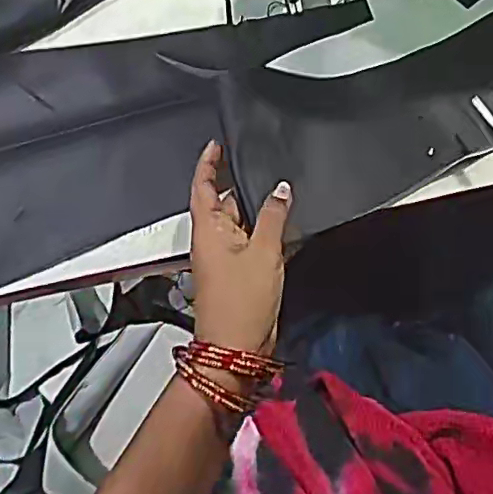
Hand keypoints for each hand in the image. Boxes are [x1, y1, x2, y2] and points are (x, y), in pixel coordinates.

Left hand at [188, 141, 290, 354]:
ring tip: (283, 186)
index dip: (209, 163)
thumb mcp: (263, 252)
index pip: (204, 186)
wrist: (238, 350)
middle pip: (226, 201)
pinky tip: (289, 220)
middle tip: (266, 161)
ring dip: (260, 208)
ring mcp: (228, 254)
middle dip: (244, 183)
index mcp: (208, 228)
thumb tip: (280, 189)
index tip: (216, 144)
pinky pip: (254, 240)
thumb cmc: (242, 300)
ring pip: (244, 221)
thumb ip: (273, 216)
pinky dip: (269, 229)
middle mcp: (215, 237)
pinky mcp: (243, 270)